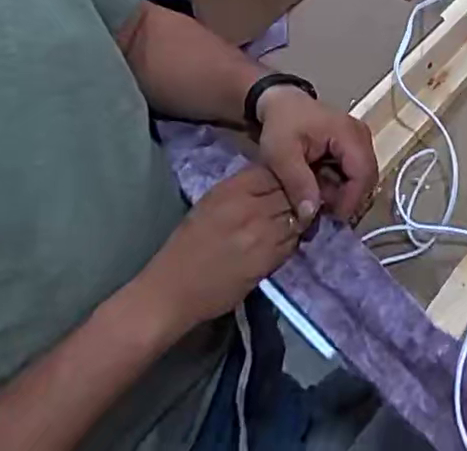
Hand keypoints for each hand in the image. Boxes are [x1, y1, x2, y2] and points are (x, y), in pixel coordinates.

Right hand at [133, 166, 299, 330]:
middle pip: (294, 191)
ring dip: (298, 218)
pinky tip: (278, 244)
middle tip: (293, 204)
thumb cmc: (186, 247)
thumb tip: (280, 173)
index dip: (289, 177)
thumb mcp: (212, 204)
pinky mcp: (270, 257)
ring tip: (286, 224)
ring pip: (300, 215)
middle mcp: (251, 208)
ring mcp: (263, 233)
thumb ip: (246, 187)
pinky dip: (293, 240)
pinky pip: (295, 240)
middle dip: (298, 196)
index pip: (279, 170)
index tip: (289, 183)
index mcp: (233, 191)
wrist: (166, 296)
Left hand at [256, 86, 376, 225]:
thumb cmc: (281, 126)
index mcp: (349, 134)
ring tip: (323, 205)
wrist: (282, 103)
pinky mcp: (355, 143)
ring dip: (347, 192)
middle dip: (351, 198)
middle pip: (368, 174)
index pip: (363, 172)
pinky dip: (344, 184)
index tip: (334, 220)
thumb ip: (298, 183)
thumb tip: (310, 214)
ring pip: (365, 173)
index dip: (352, 199)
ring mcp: (361, 139)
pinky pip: (357, 168)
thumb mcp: (281, 156)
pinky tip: (325, 191)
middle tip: (327, 217)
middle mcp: (362, 136)